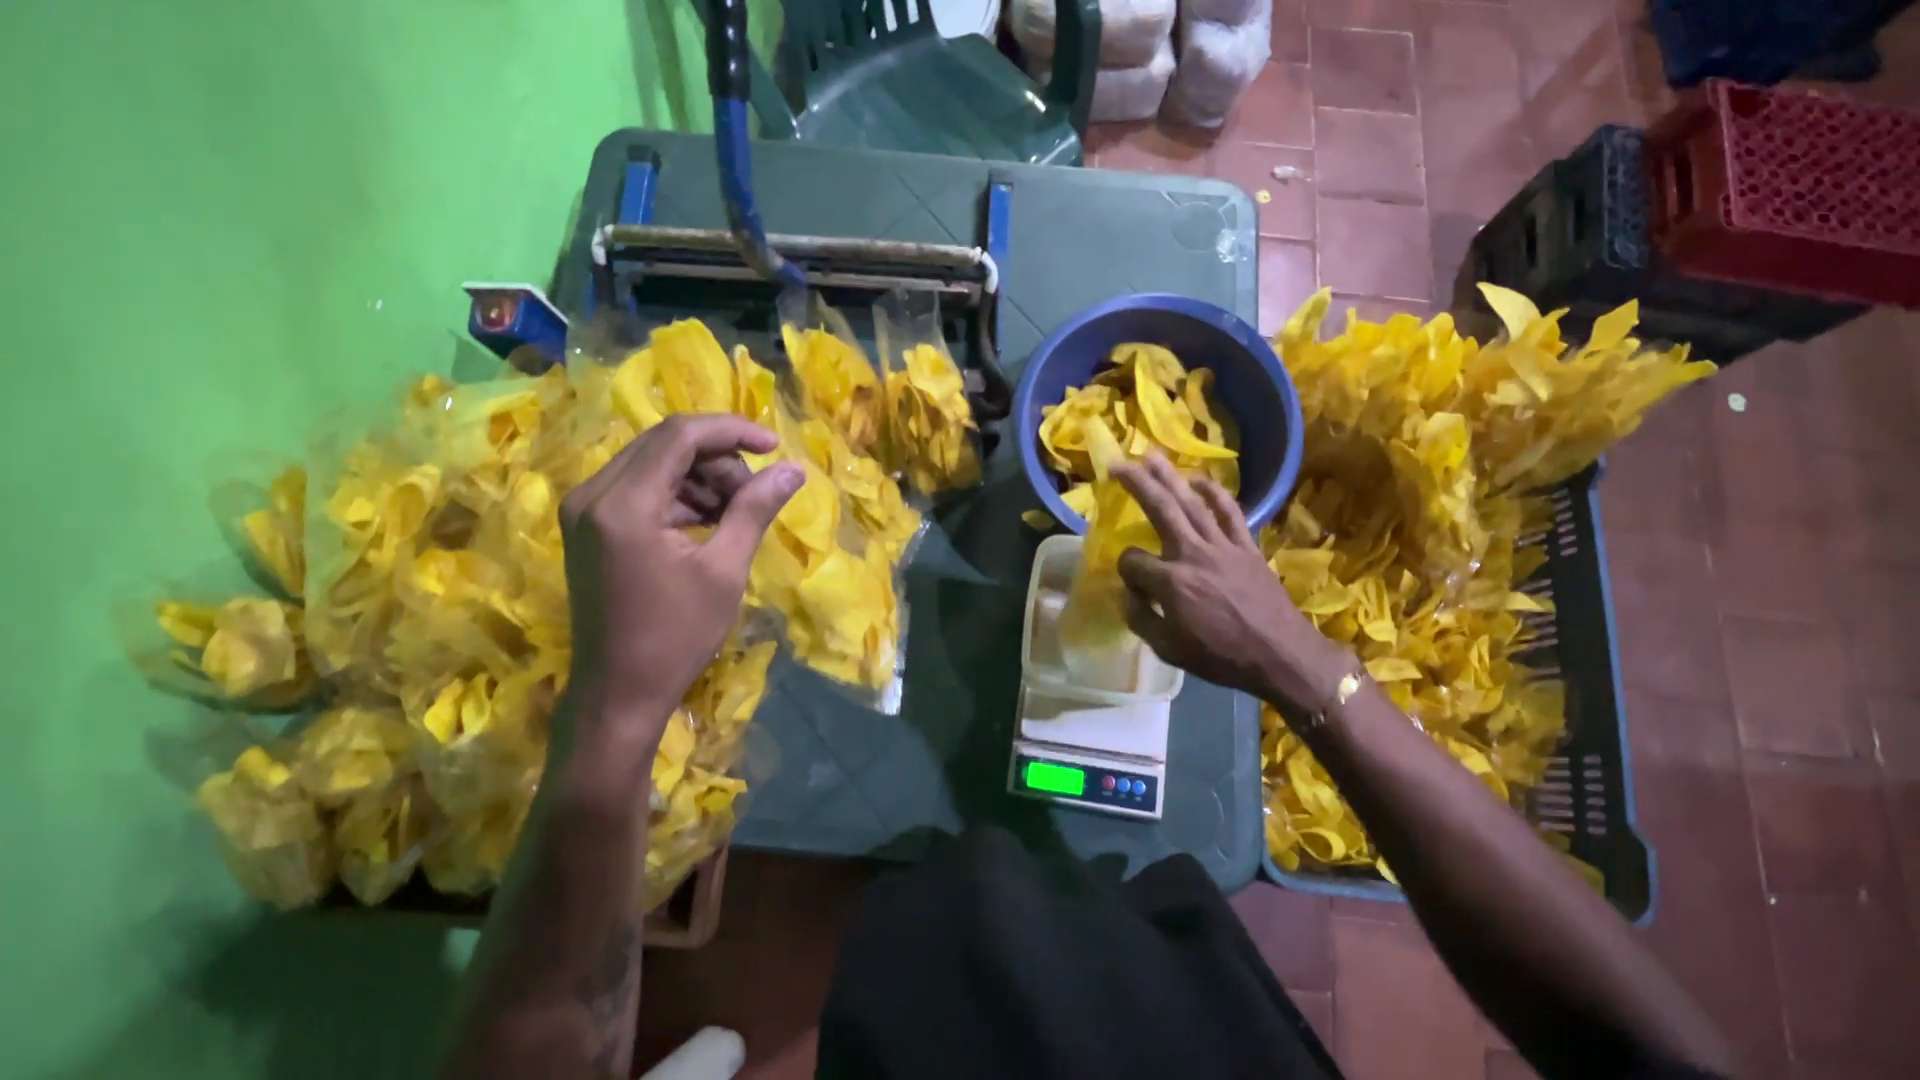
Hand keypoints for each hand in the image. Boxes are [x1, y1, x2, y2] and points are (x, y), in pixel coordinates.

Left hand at [560, 414, 803, 732]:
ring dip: (699, 476)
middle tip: (754, 493)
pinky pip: (638, 488)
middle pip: (664, 443)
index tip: (774, 446)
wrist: (619, 691)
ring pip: (652, 463)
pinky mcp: (587, 525)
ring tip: (735, 513)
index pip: (679, 435)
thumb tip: (794, 469)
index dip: (732, 430)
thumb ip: (755, 509)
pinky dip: (677, 495)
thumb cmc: (676, 636)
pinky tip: (707, 523)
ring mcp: (584, 509)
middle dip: (718, 458)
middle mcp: (593, 494)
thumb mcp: (725, 571)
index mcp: (623, 503)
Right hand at [1113, 457, 1350, 710]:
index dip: (1125, 569)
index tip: (1132, 584)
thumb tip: (1129, 595)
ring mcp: (1222, 546)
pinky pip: (1230, 511)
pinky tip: (1200, 480)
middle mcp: (1192, 554)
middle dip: (1136, 484)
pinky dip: (1215, 493)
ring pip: (1191, 502)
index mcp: (1170, 583)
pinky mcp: (1246, 546)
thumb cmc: (1222, 657)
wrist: (1281, 656)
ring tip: (1152, 456)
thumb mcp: (1169, 650)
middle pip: (1159, 509)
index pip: (1132, 560)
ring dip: (1170, 477)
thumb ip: (1142, 619)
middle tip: (1118, 464)